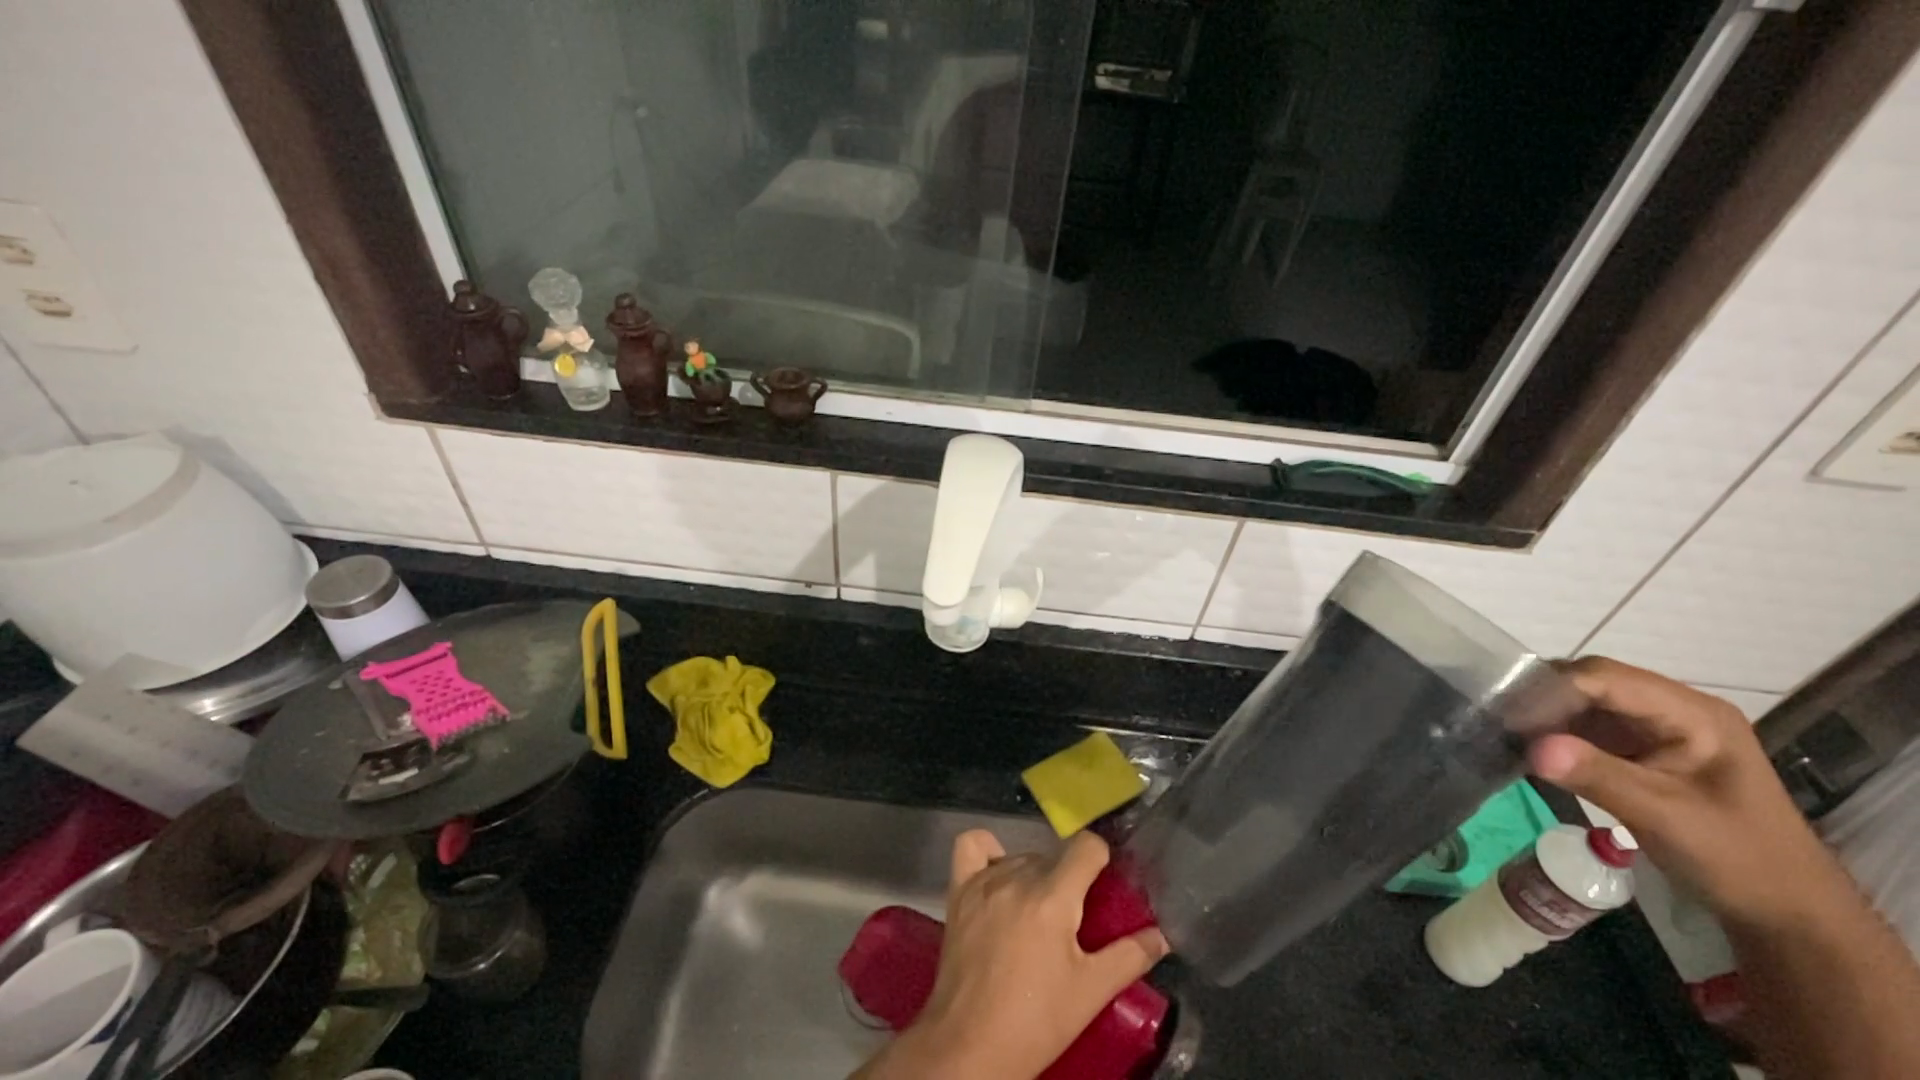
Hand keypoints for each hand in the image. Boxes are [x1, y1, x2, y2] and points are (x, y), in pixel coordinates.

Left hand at [856, 830, 1169, 1079]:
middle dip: (1071, 879)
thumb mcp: (1092, 991)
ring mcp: (982, 883)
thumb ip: (1130, 956)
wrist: (970, 1046)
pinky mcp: (958, 894)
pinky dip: (990, 854)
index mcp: (1052, 897)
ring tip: (1043, 915)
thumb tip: (1160, 936)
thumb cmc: (1036, 1021)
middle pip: (1054, 855)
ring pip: (1021, 856)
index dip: (1102, 860)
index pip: (1086, 846)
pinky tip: (1000, 879)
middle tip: (1077, 919)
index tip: (1105, 888)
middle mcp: (1016, 878)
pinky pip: (972, 848)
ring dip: (1037, 875)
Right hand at [1527, 656, 1840, 926]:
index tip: (1506, 712)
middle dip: (1546, 700)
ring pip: (1589, 708)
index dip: (1554, 688)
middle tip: (1497, 723)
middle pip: (1594, 686)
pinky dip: (1561, 741)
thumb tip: (1532, 747)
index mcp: (1693, 713)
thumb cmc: (1737, 859)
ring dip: (1550, 720)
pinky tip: (1533, 755)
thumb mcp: (1666, 817)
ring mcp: (1660, 733)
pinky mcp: (1646, 756)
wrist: (1785, 913)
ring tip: (1505, 737)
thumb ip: (1599, 776)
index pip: (1607, 677)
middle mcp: (1674, 711)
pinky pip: (1594, 734)